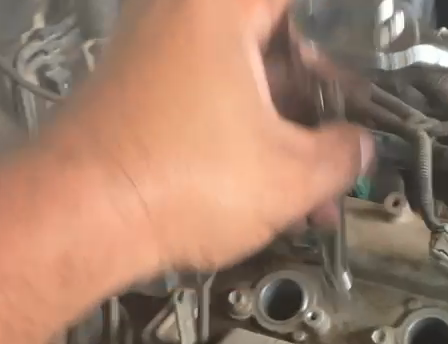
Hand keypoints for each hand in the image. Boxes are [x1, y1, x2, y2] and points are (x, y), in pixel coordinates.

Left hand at [43, 0, 371, 274]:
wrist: (86, 218)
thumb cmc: (179, 182)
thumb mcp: (290, 178)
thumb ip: (342, 157)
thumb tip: (361, 149)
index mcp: (221, 8)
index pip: (296, 3)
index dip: (339, 36)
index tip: (358, 73)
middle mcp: (182, 14)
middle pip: (274, 42)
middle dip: (318, 102)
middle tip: (347, 141)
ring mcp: (157, 53)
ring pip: (245, 84)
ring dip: (287, 133)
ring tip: (318, 189)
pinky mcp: (142, 95)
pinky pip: (213, 105)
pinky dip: (247, 140)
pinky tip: (274, 191)